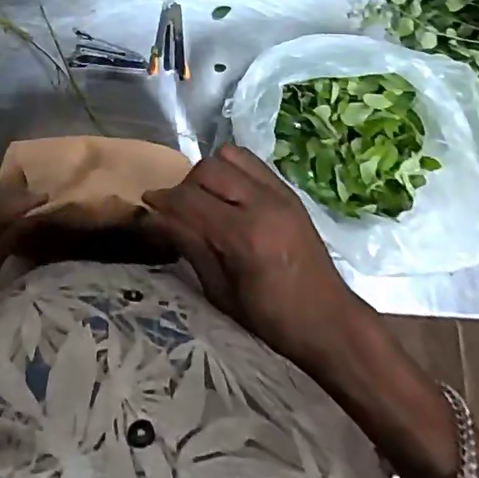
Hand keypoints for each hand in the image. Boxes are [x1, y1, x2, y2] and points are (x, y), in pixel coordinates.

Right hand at [143, 146, 368, 370]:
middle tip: (178, 209)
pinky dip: (233, 170)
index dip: (163, 199)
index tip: (148, 202)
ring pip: (229, 156)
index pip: (190, 200)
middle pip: (208, 169)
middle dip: (186, 185)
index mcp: (245, 236)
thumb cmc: (271, 319)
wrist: (330, 321)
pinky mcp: (289, 191)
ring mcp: (280, 193)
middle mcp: (263, 204)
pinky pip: (251, 162)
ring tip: (206, 199)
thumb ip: (190, 246)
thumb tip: (157, 218)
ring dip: (210, 173)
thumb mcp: (221, 292)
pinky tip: (229, 195)